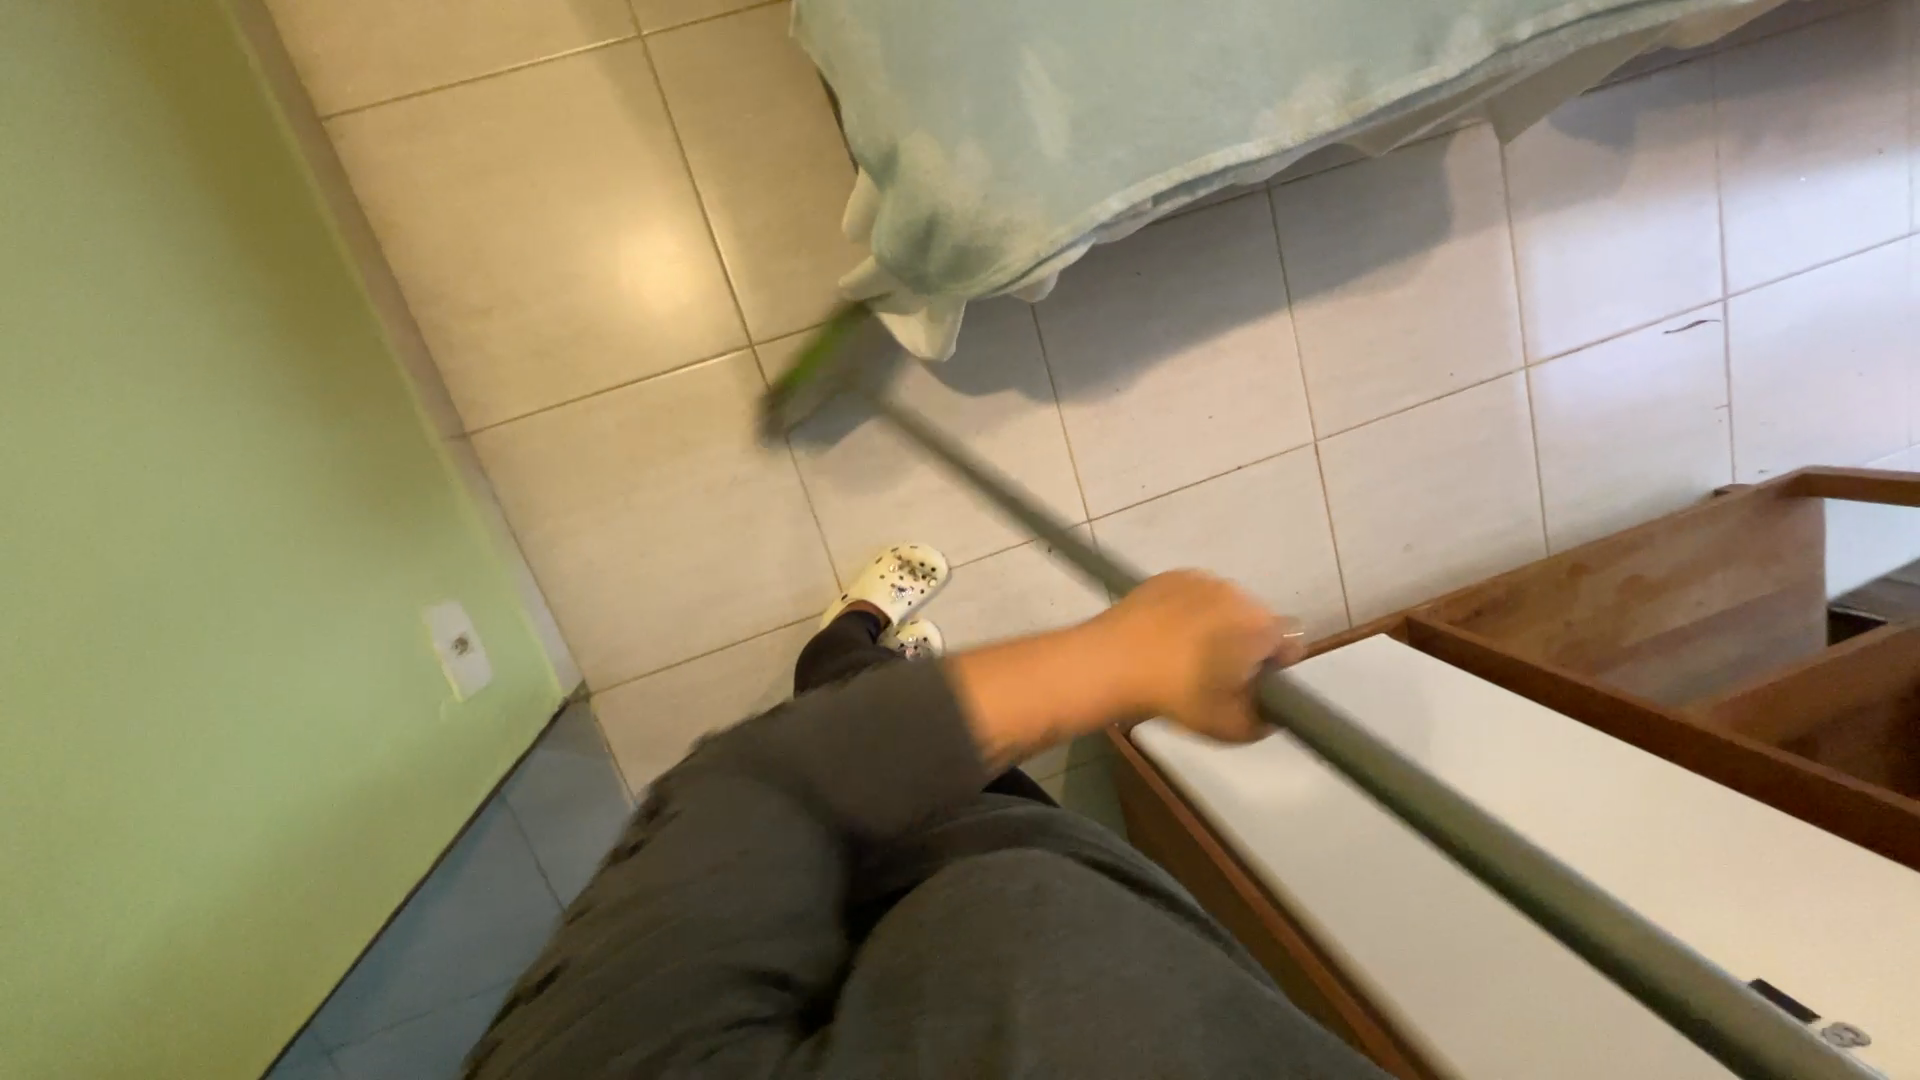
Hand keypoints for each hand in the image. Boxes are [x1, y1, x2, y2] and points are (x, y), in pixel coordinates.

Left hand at [1091, 571, 1304, 742]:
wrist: (1113, 662)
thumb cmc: (1179, 695)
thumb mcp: (1232, 727)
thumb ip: (1265, 720)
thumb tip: (1273, 711)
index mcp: (1262, 626)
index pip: (1290, 641)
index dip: (1276, 663)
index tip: (1254, 681)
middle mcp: (1238, 593)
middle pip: (1256, 619)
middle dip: (1245, 641)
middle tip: (1217, 670)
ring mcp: (1201, 579)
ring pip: (1224, 604)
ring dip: (1216, 623)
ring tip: (1187, 651)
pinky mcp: (1169, 575)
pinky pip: (1192, 593)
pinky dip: (1187, 609)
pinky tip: (1166, 631)